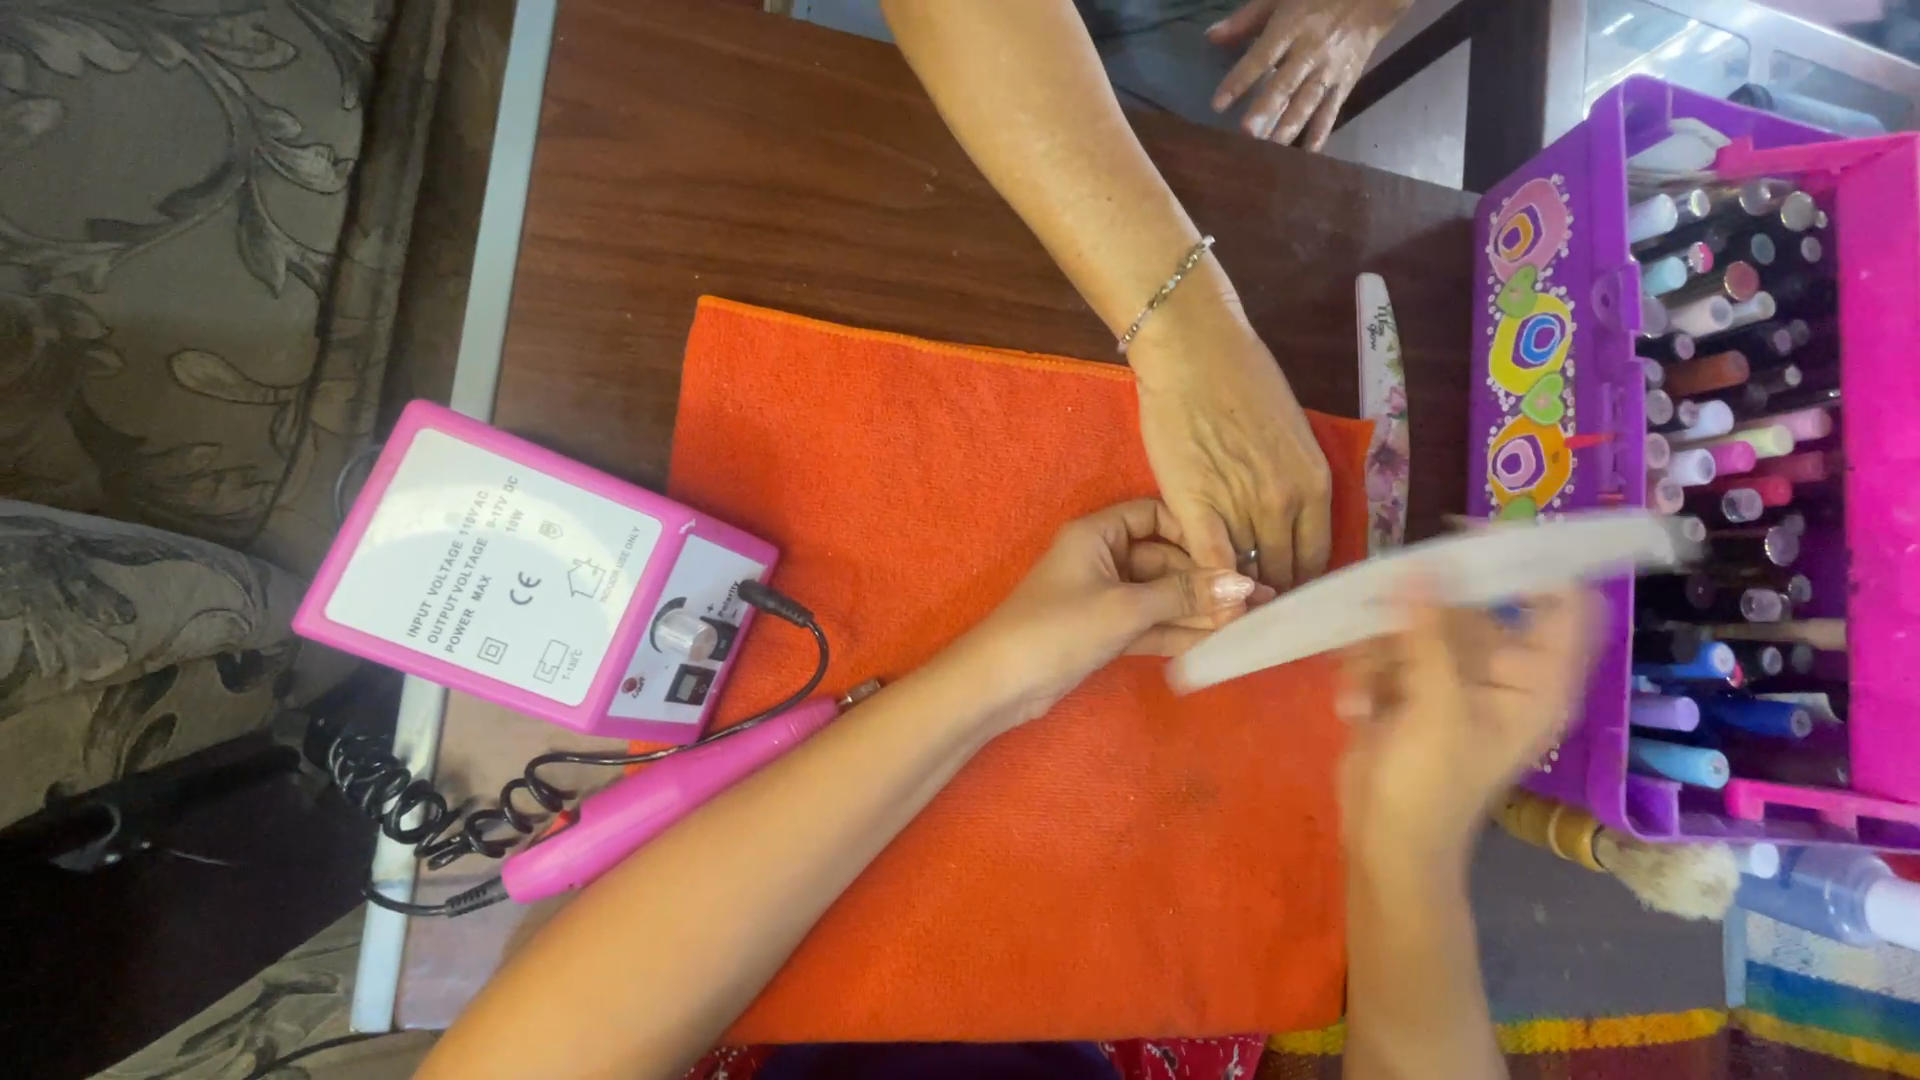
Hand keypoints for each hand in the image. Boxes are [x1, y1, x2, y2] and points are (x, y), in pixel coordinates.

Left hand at [948, 500, 1263, 732]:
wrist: (1002, 682)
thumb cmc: (1059, 628)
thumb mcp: (1125, 607)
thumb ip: (1183, 594)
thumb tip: (1243, 584)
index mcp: (1096, 534)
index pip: (1153, 516)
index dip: (1192, 531)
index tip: (1233, 552)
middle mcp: (1101, 558)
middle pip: (1162, 559)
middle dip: (1204, 579)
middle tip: (1255, 599)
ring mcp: (1102, 596)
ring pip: (1159, 595)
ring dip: (1198, 608)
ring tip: (1249, 622)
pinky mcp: (1103, 630)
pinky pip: (1149, 622)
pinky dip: (1177, 630)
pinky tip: (1217, 641)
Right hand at [1131, 316, 1331, 593]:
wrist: (1194, 351)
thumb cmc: (1243, 379)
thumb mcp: (1289, 434)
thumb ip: (1291, 479)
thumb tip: (1279, 517)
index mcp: (1316, 484)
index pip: (1315, 559)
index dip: (1298, 586)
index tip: (1282, 598)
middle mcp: (1288, 504)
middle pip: (1282, 573)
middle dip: (1270, 599)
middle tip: (1253, 617)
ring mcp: (1243, 507)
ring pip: (1248, 575)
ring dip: (1240, 600)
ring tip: (1229, 618)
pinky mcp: (1197, 506)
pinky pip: (1212, 564)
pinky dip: (1214, 593)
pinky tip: (1209, 611)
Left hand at [1206, 0, 1411, 148]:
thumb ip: (1246, 20)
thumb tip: (1210, 37)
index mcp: (1291, 27)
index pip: (1262, 57)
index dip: (1240, 80)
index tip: (1218, 105)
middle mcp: (1310, 52)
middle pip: (1286, 83)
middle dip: (1267, 108)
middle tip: (1247, 134)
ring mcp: (1329, 70)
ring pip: (1307, 101)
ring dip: (1289, 126)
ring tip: (1271, 148)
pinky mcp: (1345, 84)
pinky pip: (1331, 110)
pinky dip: (1321, 132)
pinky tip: (1307, 154)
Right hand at [1337, 584, 1597, 871]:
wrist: (1385, 839)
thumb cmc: (1430, 783)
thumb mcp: (1437, 706)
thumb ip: (1432, 634)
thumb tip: (1423, 565)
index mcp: (1536, 678)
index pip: (1559, 599)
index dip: (1525, 561)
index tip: (1467, 536)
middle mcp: (1499, 671)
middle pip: (1463, 608)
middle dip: (1412, 623)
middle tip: (1378, 631)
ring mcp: (1448, 680)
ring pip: (1412, 627)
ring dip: (1377, 656)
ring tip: (1364, 696)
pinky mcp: (1406, 688)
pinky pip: (1383, 651)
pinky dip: (1361, 673)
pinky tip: (1353, 707)